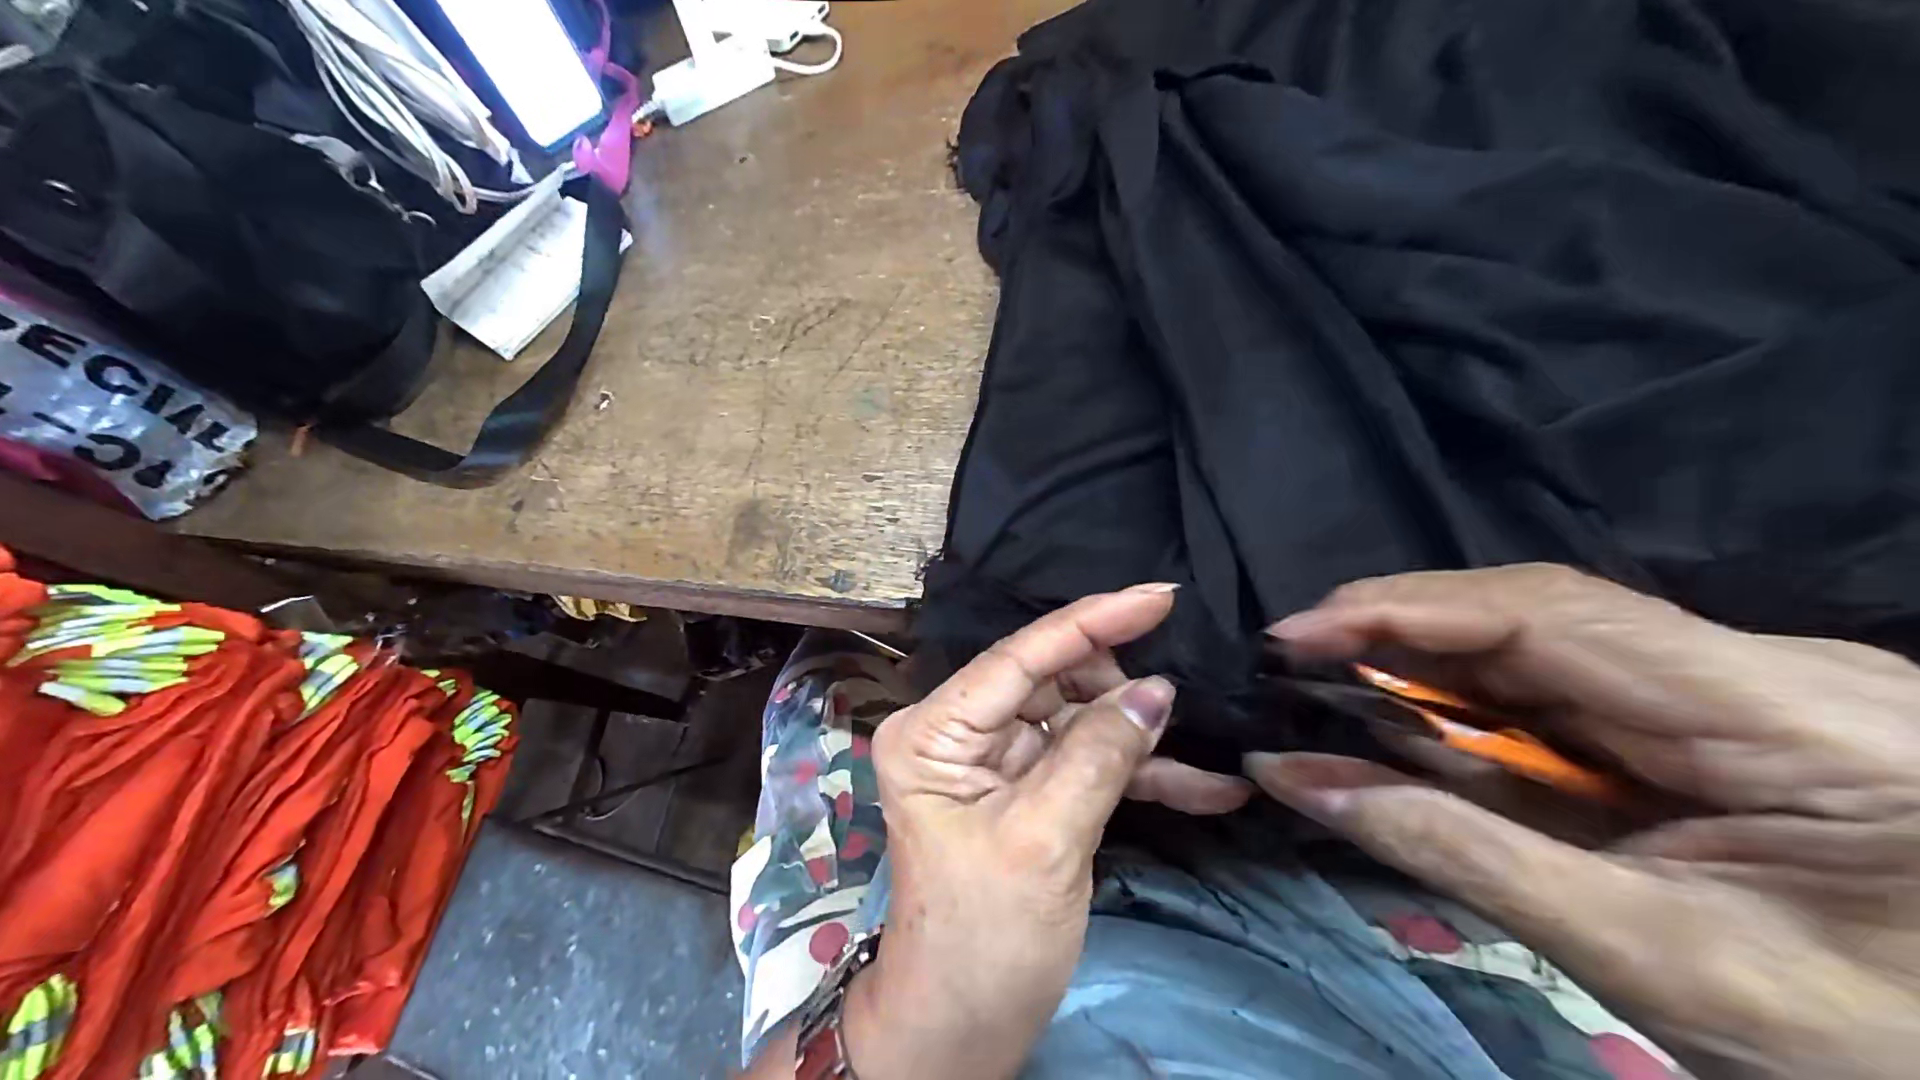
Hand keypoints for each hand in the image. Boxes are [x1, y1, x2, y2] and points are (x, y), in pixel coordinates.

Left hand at [846, 585, 1251, 1079]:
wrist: (962, 1026)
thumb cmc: (982, 938)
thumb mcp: (1044, 842)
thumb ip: (1099, 756)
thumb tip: (1156, 691)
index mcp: (935, 730)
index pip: (1019, 657)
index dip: (1091, 622)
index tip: (1158, 596)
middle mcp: (961, 731)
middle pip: (1052, 680)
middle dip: (1118, 685)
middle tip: (1179, 697)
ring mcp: (997, 759)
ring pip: (1078, 719)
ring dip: (1140, 733)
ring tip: (1197, 743)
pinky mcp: (1030, 788)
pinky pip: (1087, 762)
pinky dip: (1140, 772)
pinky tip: (1206, 786)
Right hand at [1244, 564, 1919, 1079]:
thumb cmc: (1882, 1059)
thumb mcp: (1648, 960)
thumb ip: (1451, 849)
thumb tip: (1288, 774)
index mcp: (1794, 715)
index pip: (1549, 613)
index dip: (1402, 610)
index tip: (1292, 637)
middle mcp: (1765, 669)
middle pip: (1533, 614)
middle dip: (1396, 635)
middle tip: (1289, 663)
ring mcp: (1739, 689)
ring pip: (1535, 646)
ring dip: (1421, 672)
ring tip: (1323, 690)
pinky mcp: (1712, 722)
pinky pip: (1559, 691)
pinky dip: (1468, 711)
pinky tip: (1406, 726)